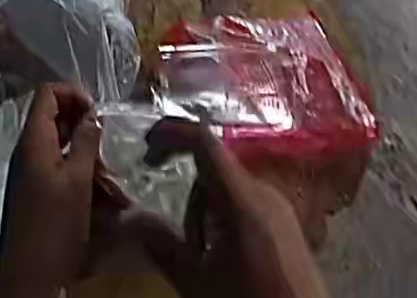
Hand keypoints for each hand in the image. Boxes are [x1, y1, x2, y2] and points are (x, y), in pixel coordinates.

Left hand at [0, 83, 102, 297]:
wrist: (28, 281)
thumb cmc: (54, 226)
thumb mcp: (78, 179)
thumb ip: (87, 140)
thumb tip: (93, 113)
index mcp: (33, 140)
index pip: (48, 93)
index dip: (74, 93)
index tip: (96, 111)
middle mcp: (28, 150)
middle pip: (54, 114)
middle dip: (82, 121)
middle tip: (104, 138)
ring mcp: (30, 171)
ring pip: (59, 141)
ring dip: (84, 147)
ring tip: (106, 165)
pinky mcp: (36, 190)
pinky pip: (58, 163)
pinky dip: (78, 165)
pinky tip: (97, 184)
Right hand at [133, 118, 329, 297]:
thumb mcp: (198, 284)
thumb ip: (163, 247)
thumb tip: (127, 220)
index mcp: (242, 197)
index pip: (204, 141)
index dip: (172, 133)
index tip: (146, 147)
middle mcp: (264, 190)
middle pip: (215, 167)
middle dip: (191, 196)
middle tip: (183, 239)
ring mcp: (280, 203)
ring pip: (231, 185)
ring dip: (208, 210)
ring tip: (204, 257)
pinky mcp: (288, 220)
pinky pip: (249, 200)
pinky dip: (227, 216)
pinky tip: (225, 255)